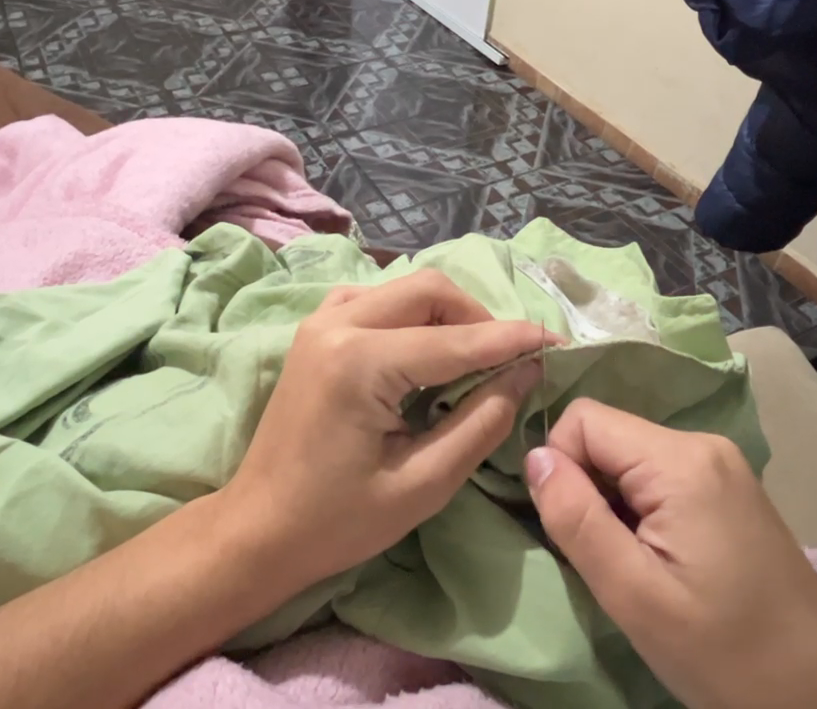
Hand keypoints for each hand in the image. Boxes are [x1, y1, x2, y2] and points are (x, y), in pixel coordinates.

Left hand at [217, 270, 554, 588]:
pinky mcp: (316, 330)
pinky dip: (411, 314)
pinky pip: (376, 300)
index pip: (455, 340)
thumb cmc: (338, 520)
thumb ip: (480, 421)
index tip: (557, 342)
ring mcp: (321, 321)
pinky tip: (424, 349)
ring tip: (474, 356)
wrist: (259, 528)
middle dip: (478, 317)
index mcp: (360, 362)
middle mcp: (338, 324)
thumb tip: (526, 372)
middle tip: (510, 358)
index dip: (511, 340)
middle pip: (428, 290)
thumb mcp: (423, 484)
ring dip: (446, 313)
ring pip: (403, 288)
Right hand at [526, 400, 816, 708]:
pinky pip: (659, 476)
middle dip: (587, 487)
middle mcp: (703, 445)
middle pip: (608, 435)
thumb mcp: (633, 595)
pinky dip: (640, 510)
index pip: (584, 419)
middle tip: (605, 558)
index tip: (573, 530)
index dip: (560, 465)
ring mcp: (723, 466)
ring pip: (630, 457)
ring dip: (612, 503)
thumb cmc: (725, 656)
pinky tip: (661, 562)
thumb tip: (534, 456)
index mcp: (681, 460)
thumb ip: (575, 517)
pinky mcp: (731, 491)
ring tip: (634, 567)